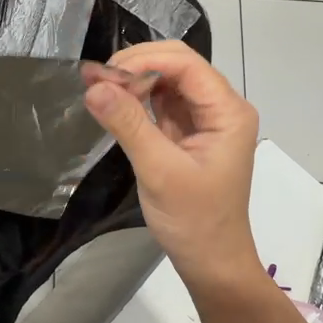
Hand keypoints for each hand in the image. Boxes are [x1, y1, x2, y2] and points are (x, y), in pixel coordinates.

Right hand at [85, 41, 262, 288]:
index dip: (144, 60)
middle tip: (95, 80)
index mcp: (228, 112)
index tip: (104, 75)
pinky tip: (111, 103)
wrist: (210, 261)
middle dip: (136, 66)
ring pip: (167, 82)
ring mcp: (204, 121)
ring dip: (133, 81)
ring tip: (96, 87)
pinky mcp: (186, 135)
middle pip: (178, 66)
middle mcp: (220, 108)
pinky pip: (160, 104)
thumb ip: (129, 125)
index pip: (186, 65)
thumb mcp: (159, 171)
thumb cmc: (193, 220)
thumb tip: (94, 86)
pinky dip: (136, 100)